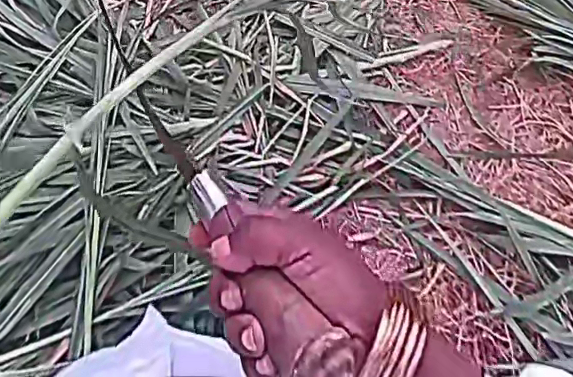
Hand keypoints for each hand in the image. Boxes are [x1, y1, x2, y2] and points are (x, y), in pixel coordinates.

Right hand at [191, 207, 479, 376]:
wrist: (373, 348)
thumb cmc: (349, 288)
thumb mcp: (300, 240)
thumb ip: (254, 232)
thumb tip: (217, 240)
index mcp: (273, 235)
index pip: (231, 222)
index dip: (213, 228)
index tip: (200, 236)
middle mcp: (266, 270)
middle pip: (221, 268)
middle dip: (222, 283)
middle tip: (233, 290)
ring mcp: (266, 309)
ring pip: (227, 310)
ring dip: (235, 320)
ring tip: (256, 328)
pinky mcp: (269, 347)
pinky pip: (242, 347)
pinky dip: (250, 350)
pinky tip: (267, 348)